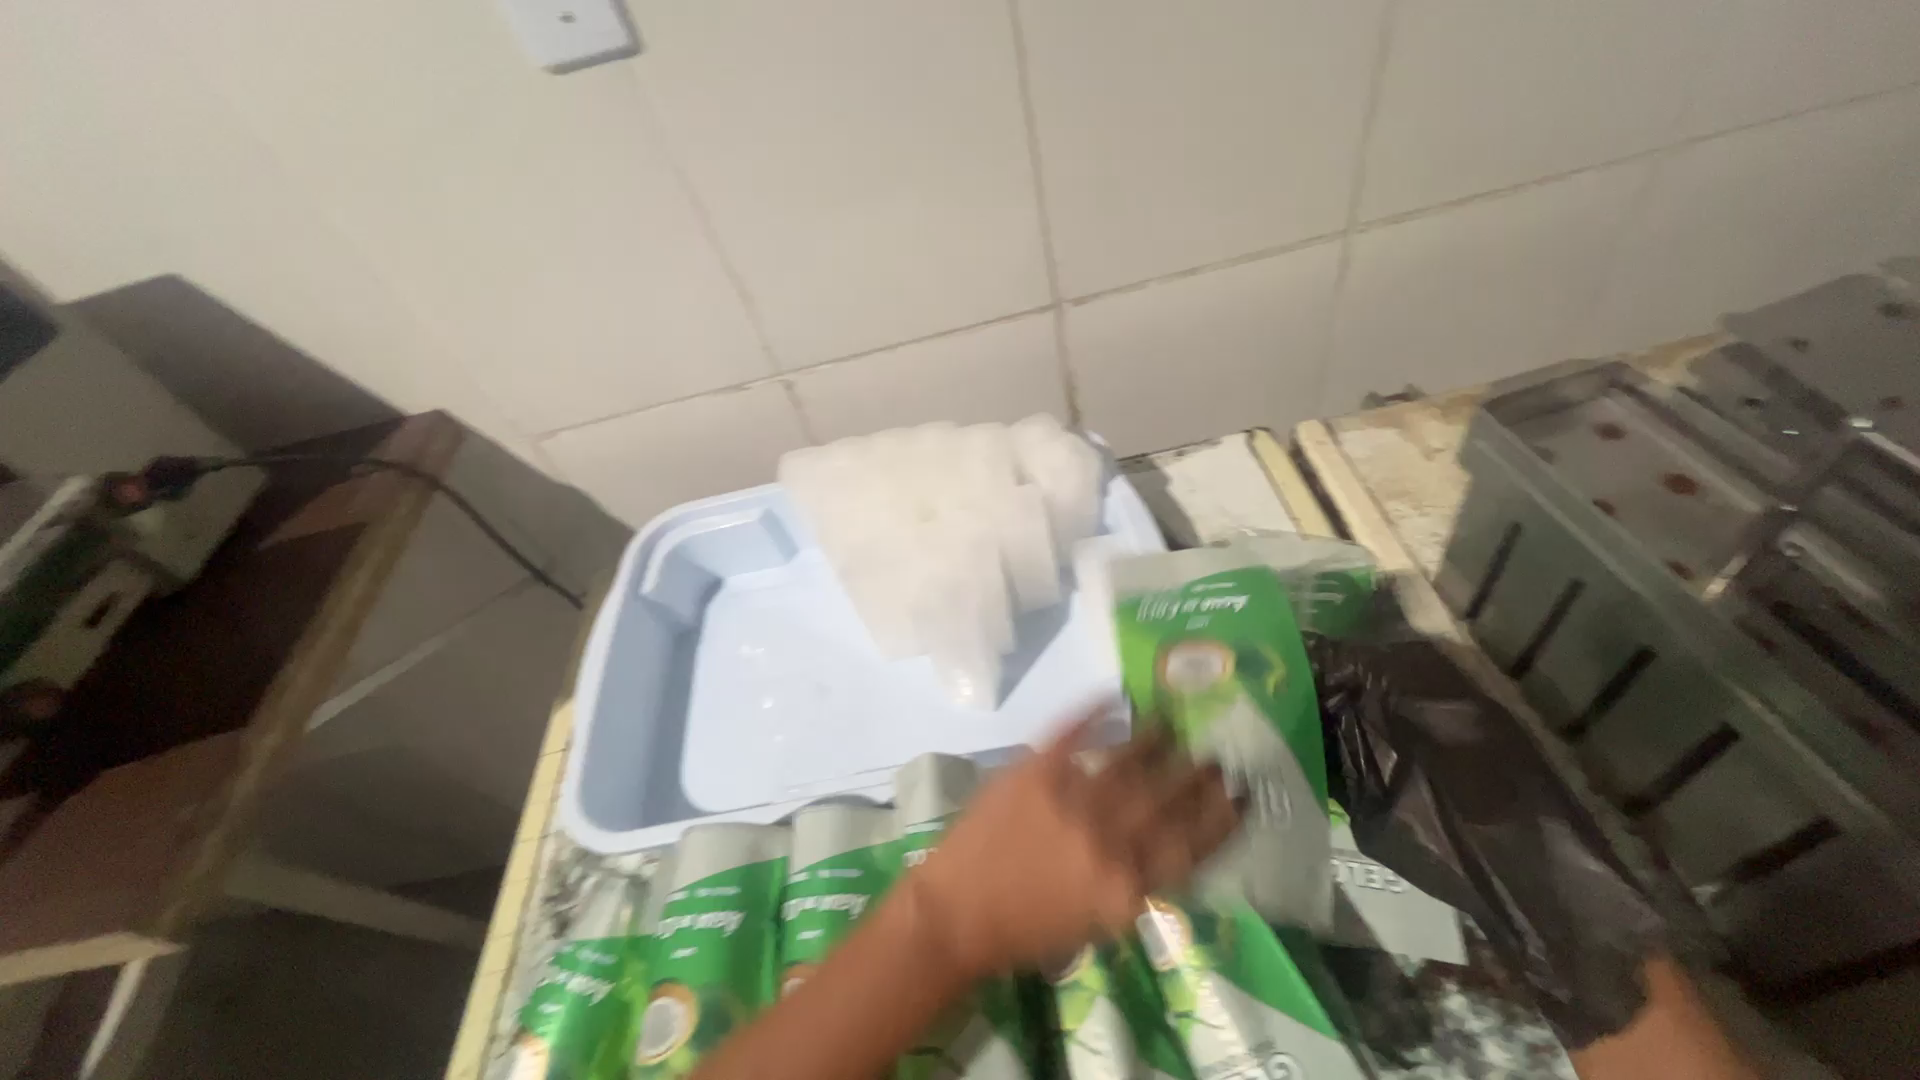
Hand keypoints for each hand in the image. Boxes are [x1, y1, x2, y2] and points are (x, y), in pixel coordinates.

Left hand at [907, 708, 1241, 979]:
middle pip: (1168, 798)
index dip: (1221, 815)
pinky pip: (1073, 731)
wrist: (955, 915)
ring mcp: (1070, 799)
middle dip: (1198, 774)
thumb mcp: (1096, 926)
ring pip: (1129, 761)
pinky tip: (1116, 697)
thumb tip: (1168, 845)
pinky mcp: (1033, 772)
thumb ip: (1136, 884)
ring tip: (1173, 724)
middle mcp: (1108, 839)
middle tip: (1215, 755)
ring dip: (1157, 740)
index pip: (1192, 843)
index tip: (1239, 793)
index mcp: (1127, 886)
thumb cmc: (1025, 933)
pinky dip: (1096, 712)